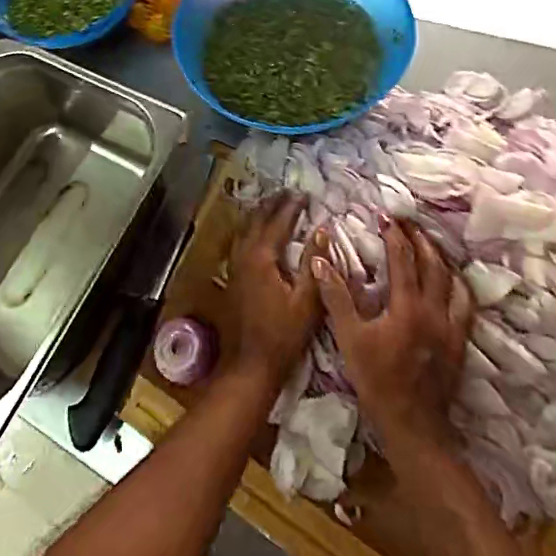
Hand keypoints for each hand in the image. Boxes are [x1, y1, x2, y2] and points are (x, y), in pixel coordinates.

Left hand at [228, 193, 320, 380]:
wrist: (253, 362)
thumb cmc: (285, 334)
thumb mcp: (307, 300)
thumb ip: (314, 263)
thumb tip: (322, 230)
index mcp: (261, 258)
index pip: (277, 223)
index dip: (292, 207)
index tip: (305, 194)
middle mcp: (243, 256)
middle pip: (256, 221)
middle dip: (272, 204)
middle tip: (289, 192)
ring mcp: (235, 267)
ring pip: (245, 230)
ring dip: (260, 215)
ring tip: (275, 204)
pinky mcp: (234, 277)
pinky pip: (241, 242)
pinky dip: (252, 229)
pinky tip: (259, 233)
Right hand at [314, 219, 471, 457]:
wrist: (412, 422)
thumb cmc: (375, 379)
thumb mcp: (348, 337)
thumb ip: (336, 297)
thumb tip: (319, 261)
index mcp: (407, 306)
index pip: (402, 259)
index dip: (394, 235)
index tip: (385, 216)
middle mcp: (435, 310)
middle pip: (432, 264)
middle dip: (420, 239)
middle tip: (409, 222)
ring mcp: (452, 326)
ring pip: (453, 281)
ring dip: (440, 258)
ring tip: (430, 244)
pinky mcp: (460, 341)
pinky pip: (465, 304)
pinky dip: (458, 285)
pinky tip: (452, 282)